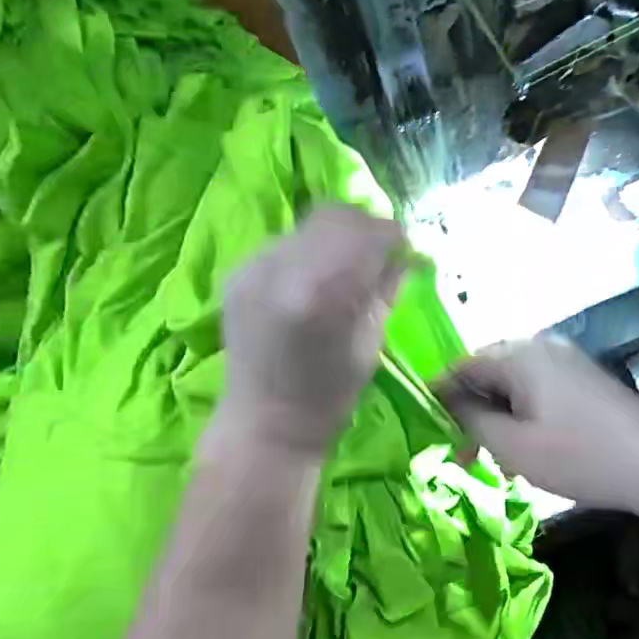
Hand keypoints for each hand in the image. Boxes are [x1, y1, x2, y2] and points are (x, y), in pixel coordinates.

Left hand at [216, 205, 405, 454]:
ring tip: (340, 270)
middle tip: (375, 252)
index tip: (402, 248)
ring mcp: (253, 267)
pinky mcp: (236, 273)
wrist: (264, 423)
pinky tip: (307, 283)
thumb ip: (384, 288)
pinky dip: (303, 254)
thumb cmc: (328, 396)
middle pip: (334, 215)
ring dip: (332, 240)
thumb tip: (401, 255)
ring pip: (306, 226)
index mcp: (323, 291)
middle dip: (362, 228)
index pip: (367, 233)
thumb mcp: (371, 343)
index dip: (392, 235)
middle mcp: (283, 268)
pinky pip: (282, 244)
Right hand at [440, 336, 638, 507]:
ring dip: (496, 417)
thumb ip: (469, 417)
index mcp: (519, 355)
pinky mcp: (580, 376)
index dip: (441, 397)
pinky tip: (524, 448)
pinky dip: (521, 414)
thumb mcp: (512, 445)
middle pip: (486, 372)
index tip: (431, 431)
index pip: (460, 366)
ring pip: (510, 383)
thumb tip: (443, 399)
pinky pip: (535, 388)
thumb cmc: (579, 457)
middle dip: (470, 411)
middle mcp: (539, 345)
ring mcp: (564, 358)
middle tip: (462, 453)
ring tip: (493, 458)